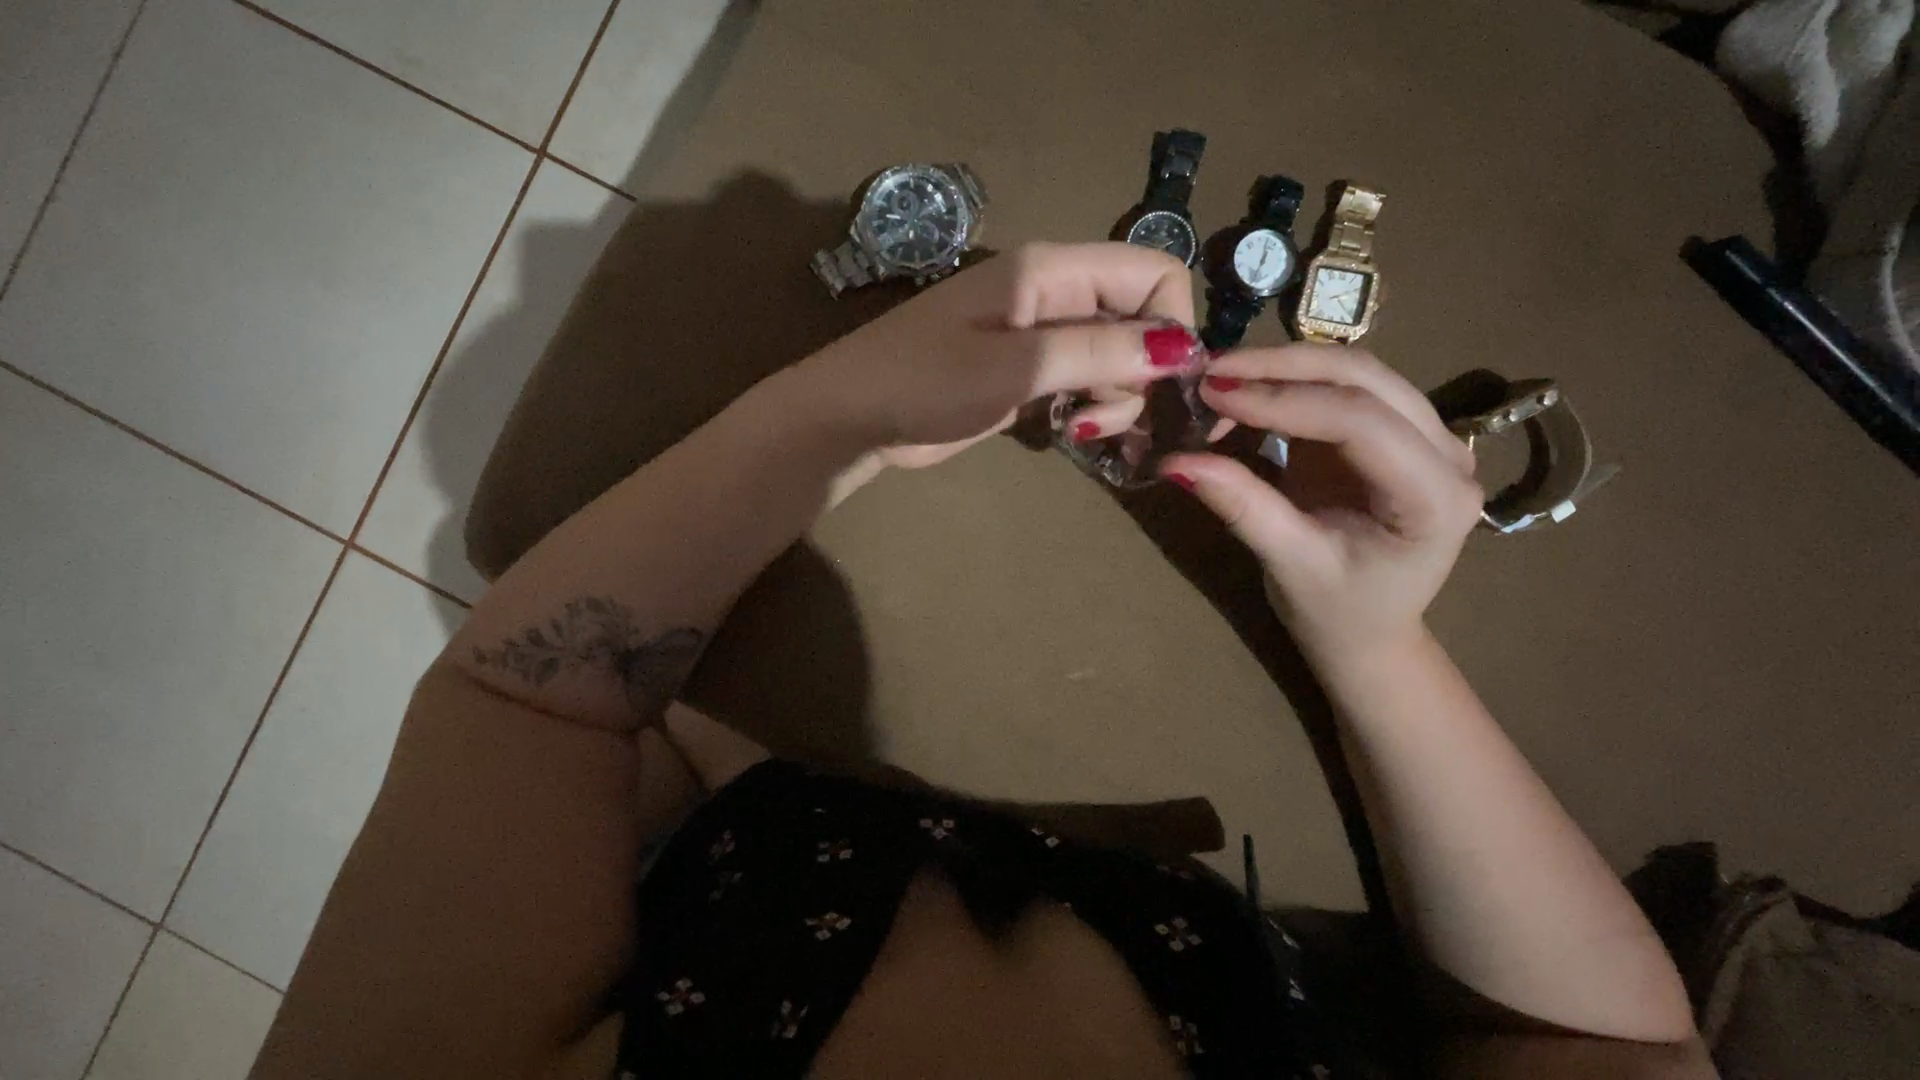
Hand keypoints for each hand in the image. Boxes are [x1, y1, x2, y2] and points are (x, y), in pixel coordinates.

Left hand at [794, 242, 1204, 464]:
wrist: (853, 419)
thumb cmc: (923, 383)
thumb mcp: (1015, 367)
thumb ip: (1098, 351)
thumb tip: (1182, 348)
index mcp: (1050, 272)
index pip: (1151, 271)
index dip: (1172, 322)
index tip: (1164, 382)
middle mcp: (1053, 296)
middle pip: (1139, 317)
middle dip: (1142, 370)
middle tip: (1109, 415)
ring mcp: (1039, 337)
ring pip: (1115, 357)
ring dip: (1116, 397)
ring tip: (1082, 429)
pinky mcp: (1027, 375)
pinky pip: (1084, 383)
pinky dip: (1091, 409)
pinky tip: (1071, 432)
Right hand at [1161, 345, 1483, 663]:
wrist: (1368, 629)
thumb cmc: (1339, 611)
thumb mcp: (1290, 565)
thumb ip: (1243, 507)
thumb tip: (1176, 462)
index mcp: (1435, 497)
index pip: (1362, 422)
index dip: (1285, 401)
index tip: (1214, 393)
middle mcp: (1446, 452)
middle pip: (1364, 379)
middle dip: (1281, 367)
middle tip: (1209, 373)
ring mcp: (1424, 434)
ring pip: (1353, 372)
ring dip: (1282, 368)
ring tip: (1217, 379)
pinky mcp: (1391, 428)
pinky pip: (1339, 387)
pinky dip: (1286, 384)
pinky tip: (1241, 394)